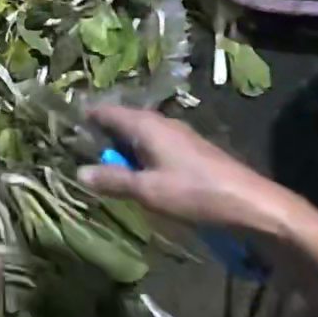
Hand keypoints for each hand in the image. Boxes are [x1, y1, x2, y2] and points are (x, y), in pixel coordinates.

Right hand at [78, 107, 317, 250]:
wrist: (252, 205)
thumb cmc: (196, 193)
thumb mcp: (148, 191)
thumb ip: (112, 180)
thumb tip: (78, 172)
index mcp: (145, 125)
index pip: (105, 111)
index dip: (84, 119)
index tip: (64, 131)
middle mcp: (160, 122)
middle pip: (120, 122)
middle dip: (100, 136)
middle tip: (79, 154)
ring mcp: (177, 135)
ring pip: (137, 135)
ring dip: (120, 149)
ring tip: (104, 168)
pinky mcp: (189, 150)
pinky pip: (153, 145)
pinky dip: (138, 156)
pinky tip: (137, 176)